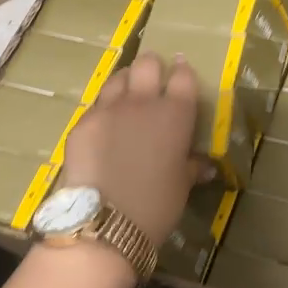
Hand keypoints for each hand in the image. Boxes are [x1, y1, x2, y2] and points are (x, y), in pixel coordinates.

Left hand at [57, 53, 203, 246]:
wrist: (103, 223)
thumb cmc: (156, 205)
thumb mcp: (182, 186)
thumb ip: (192, 167)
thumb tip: (205, 165)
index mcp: (175, 114)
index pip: (183, 76)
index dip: (183, 70)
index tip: (181, 69)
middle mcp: (143, 102)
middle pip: (147, 64)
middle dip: (152, 66)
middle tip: (153, 76)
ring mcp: (109, 109)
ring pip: (118, 78)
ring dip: (126, 81)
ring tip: (128, 94)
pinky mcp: (82, 123)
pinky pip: (97, 105)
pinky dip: (105, 108)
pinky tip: (106, 124)